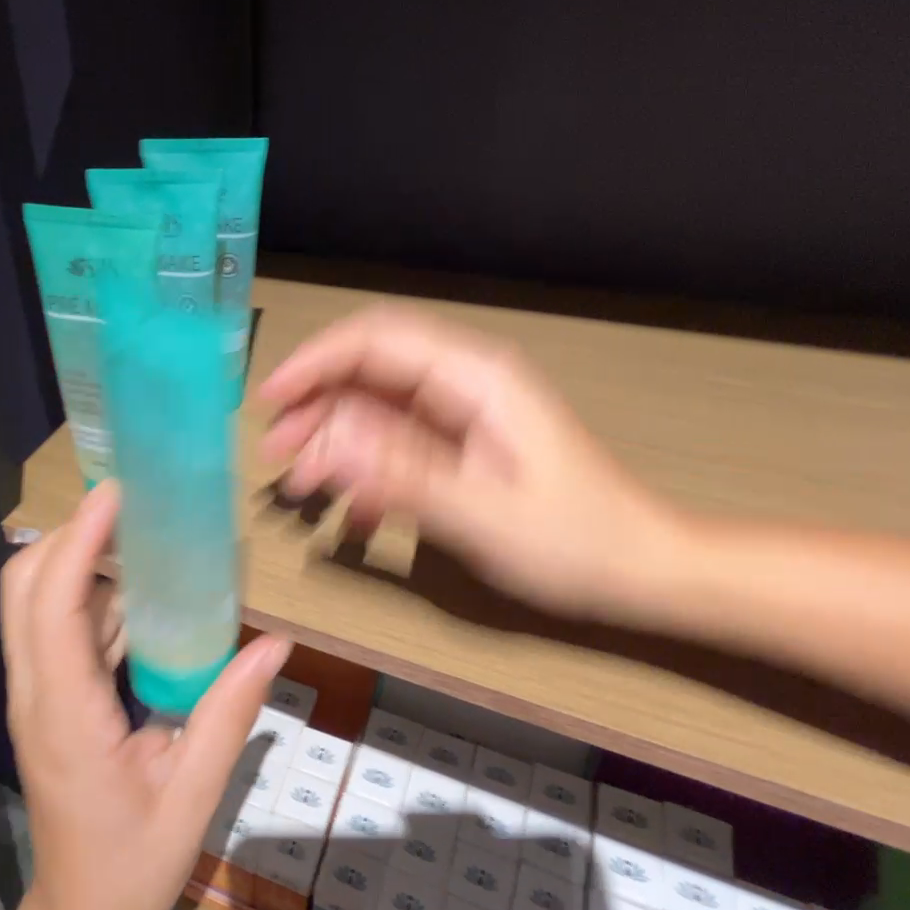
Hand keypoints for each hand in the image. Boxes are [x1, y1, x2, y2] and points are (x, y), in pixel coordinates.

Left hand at [0, 481, 292, 909]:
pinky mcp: (44, 705)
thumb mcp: (191, 796)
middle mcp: (34, 694)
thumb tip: (274, 645)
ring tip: (140, 538)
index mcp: (64, 714)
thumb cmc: (133, 865)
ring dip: (77, 564)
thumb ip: (228, 716)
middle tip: (130, 511)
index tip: (115, 493)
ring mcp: (32, 698)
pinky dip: (86, 601)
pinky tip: (137, 599)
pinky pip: (54, 633)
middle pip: (23, 589)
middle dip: (68, 537)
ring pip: (33, 606)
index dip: (77, 540)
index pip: (52, 605)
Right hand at [258, 305, 678, 618]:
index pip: (376, 341)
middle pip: (366, 369)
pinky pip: (389, 440)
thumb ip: (404, 475)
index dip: (314, 362)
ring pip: (370, 405)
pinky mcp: (454, 444)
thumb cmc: (576, 541)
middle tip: (274, 456)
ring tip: (299, 485)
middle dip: (313, 406)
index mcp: (476, 379)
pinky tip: (349, 509)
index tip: (269, 401)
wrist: (640, 568)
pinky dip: (359, 468)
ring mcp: (457, 413)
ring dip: (328, 440)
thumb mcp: (485, 515)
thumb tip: (329, 445)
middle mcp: (462, 383)